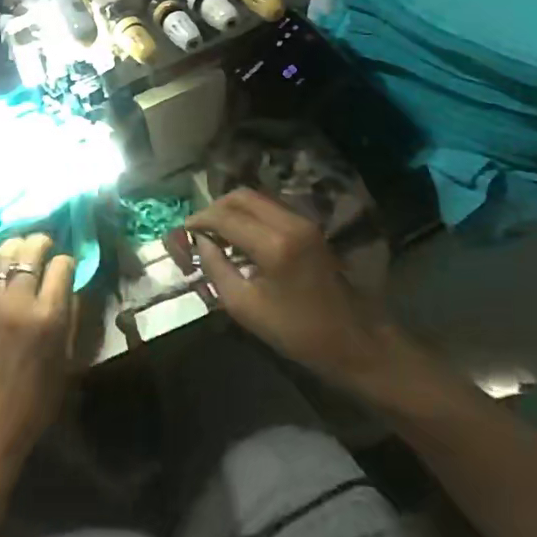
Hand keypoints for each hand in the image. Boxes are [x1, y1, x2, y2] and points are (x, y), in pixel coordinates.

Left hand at [0, 233, 77, 465]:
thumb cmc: (38, 398)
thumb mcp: (68, 359)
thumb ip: (72, 319)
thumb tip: (72, 289)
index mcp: (50, 315)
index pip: (62, 266)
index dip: (67, 262)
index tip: (68, 267)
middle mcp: (20, 301)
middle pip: (31, 252)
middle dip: (42, 242)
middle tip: (46, 246)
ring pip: (2, 255)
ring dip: (15, 245)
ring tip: (21, 248)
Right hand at [174, 189, 395, 385]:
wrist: (354, 340)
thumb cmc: (297, 332)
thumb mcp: (245, 307)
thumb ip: (217, 269)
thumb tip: (200, 242)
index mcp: (274, 244)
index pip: (225, 216)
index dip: (199, 220)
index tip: (182, 232)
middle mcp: (290, 222)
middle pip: (242, 196)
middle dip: (214, 208)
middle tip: (198, 230)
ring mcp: (304, 222)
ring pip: (257, 199)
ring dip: (232, 210)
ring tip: (216, 234)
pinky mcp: (310, 228)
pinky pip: (271, 209)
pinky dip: (249, 215)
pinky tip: (240, 237)